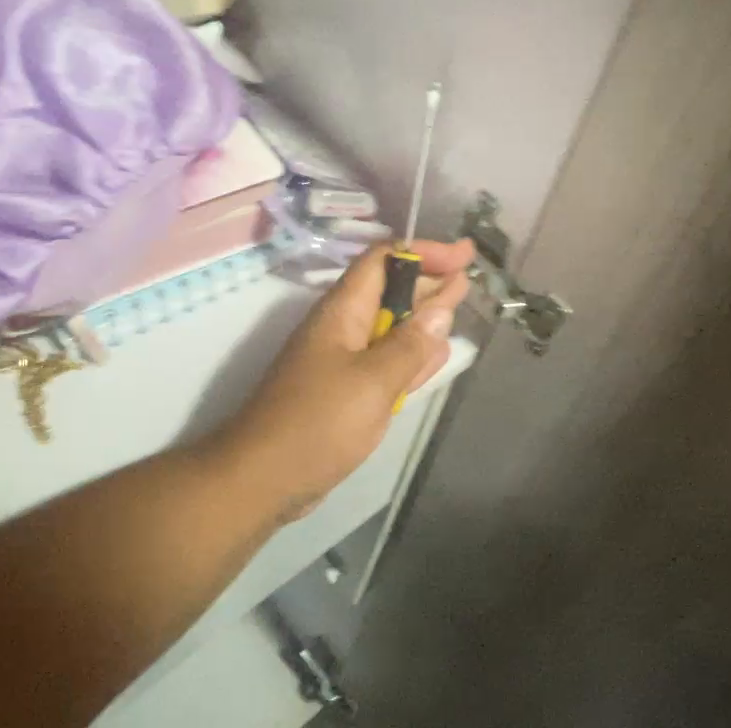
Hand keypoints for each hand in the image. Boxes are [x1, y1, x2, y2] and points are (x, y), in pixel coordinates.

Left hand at [215, 239, 474, 522]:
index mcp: (342, 311)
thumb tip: (440, 311)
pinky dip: (412, 353)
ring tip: (459, 303)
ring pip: (390, 326)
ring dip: (424, 315)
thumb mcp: (373, 382)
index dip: (423, 252)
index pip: (383, 260)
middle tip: (468, 277)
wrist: (262, 479)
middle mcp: (342, 327)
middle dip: (429, 280)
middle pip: (389, 290)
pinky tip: (436, 353)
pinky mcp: (346, 391)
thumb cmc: (317, 423)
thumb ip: (410, 346)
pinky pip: (386, 361)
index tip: (462, 256)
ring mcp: (342, 360)